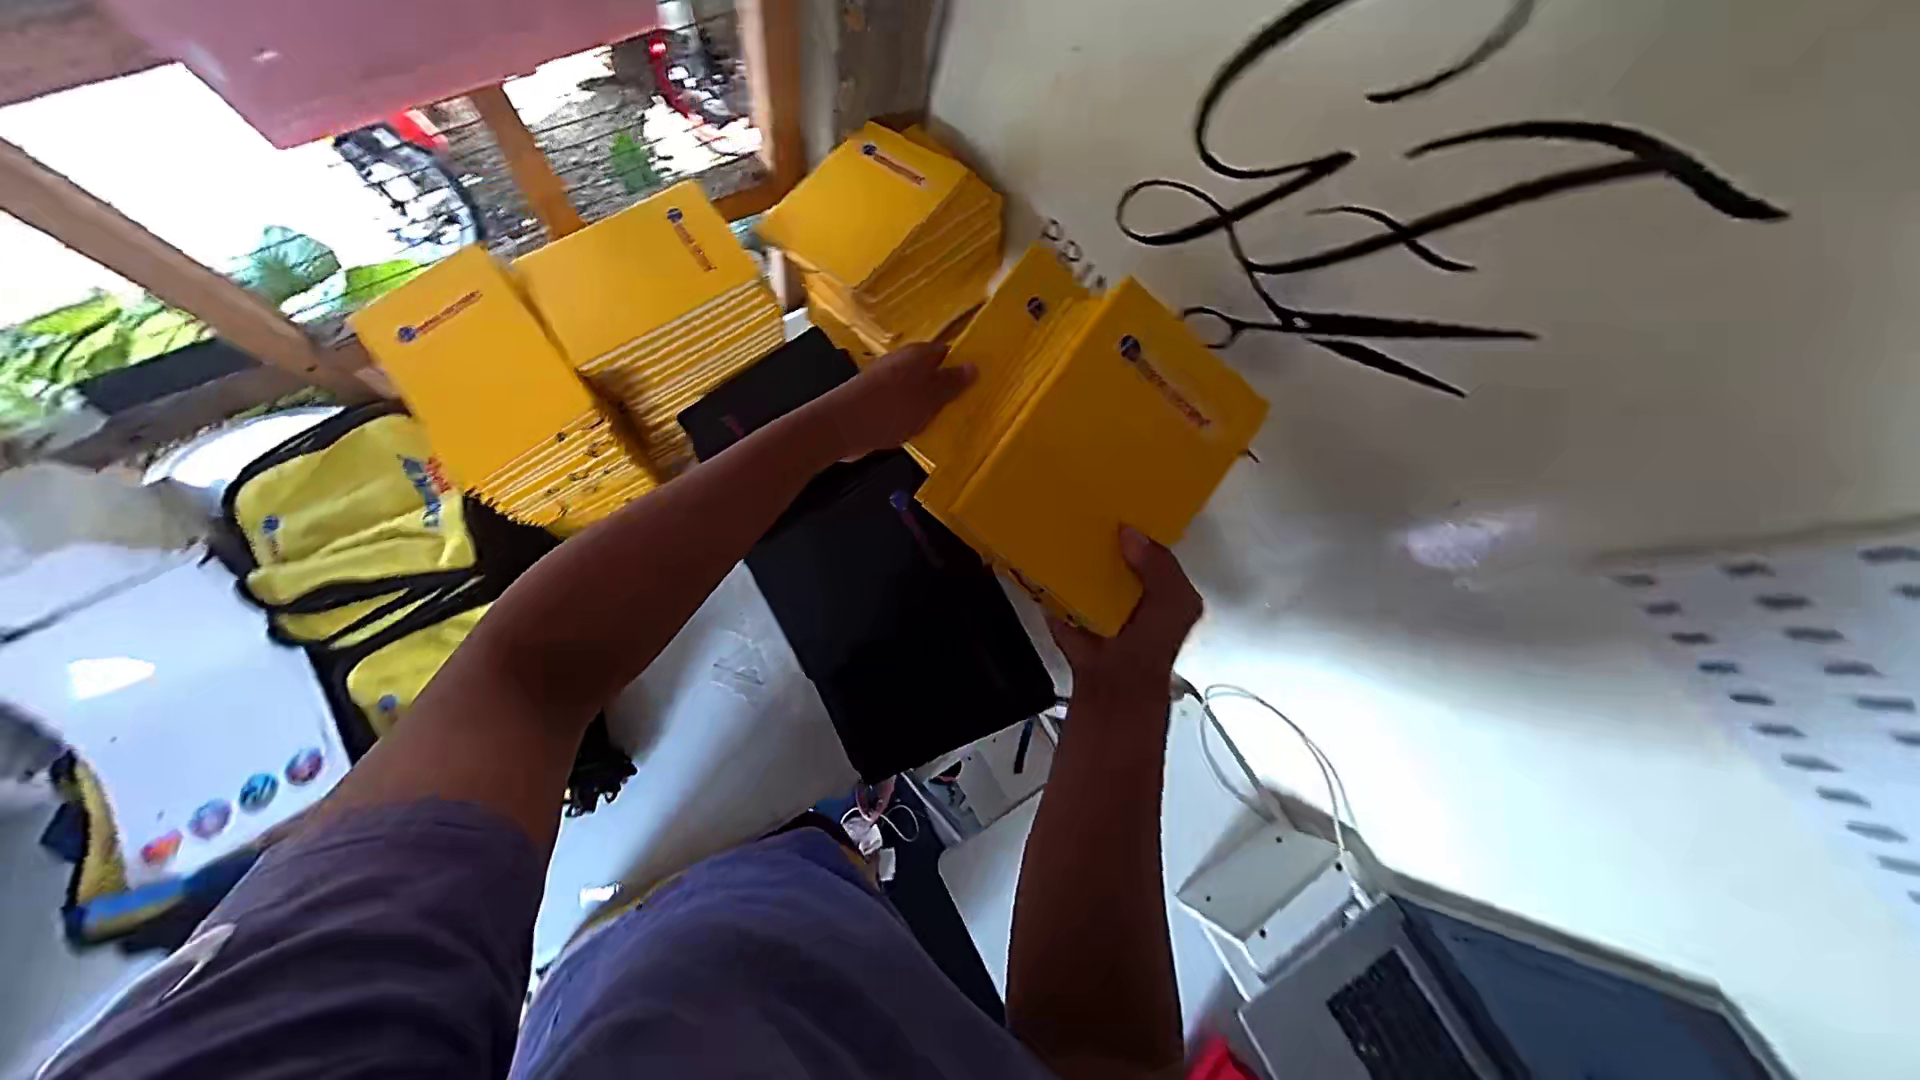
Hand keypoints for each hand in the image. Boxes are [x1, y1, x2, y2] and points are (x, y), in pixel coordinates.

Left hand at [809, 343, 975, 460]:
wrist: (841, 427)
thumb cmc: (890, 409)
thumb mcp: (929, 397)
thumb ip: (951, 383)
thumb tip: (973, 365)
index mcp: (917, 355)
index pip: (948, 352)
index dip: (962, 366)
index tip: (978, 385)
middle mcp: (901, 362)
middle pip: (932, 371)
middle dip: (947, 387)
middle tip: (968, 407)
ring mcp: (886, 381)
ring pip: (917, 389)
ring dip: (930, 404)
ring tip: (948, 421)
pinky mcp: (875, 400)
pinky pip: (903, 405)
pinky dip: (913, 415)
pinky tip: (920, 430)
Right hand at [1050, 526, 1202, 706]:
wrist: (1115, 684)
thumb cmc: (1152, 642)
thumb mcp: (1174, 599)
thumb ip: (1159, 566)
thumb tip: (1128, 532)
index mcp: (1163, 595)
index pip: (1151, 556)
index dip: (1139, 534)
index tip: (1119, 507)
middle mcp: (1132, 603)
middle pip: (1116, 564)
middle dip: (1103, 545)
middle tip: (1085, 516)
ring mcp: (1099, 614)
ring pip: (1086, 580)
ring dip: (1075, 564)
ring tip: (1060, 532)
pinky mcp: (1071, 622)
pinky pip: (1058, 599)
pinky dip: (1048, 586)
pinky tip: (1039, 563)